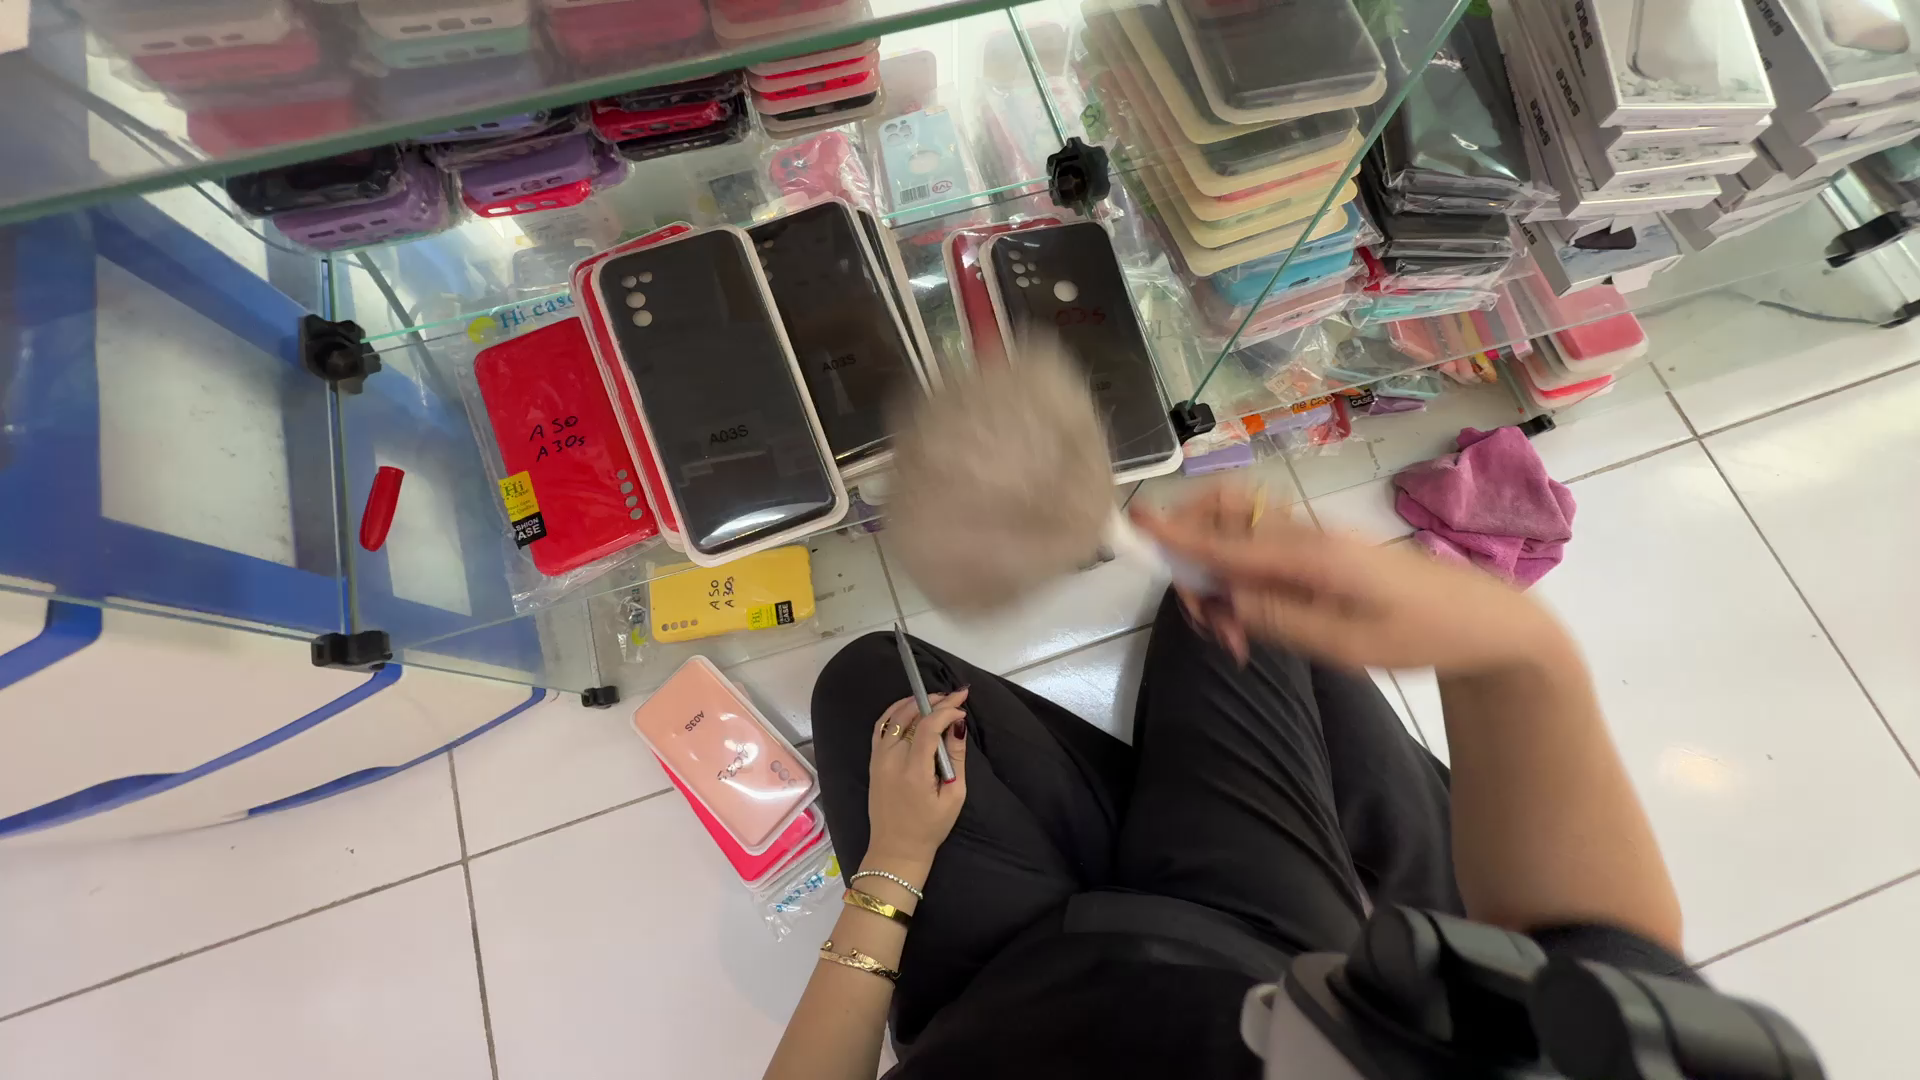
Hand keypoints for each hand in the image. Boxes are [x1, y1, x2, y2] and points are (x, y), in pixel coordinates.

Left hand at [864, 689, 968, 869]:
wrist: (896, 849)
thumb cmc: (930, 827)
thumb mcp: (954, 796)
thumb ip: (956, 758)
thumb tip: (959, 725)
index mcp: (913, 771)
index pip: (928, 726)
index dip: (946, 711)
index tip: (962, 708)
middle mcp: (891, 760)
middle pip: (910, 716)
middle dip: (934, 701)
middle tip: (954, 695)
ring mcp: (878, 759)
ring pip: (893, 717)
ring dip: (914, 702)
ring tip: (936, 698)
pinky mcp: (873, 761)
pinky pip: (881, 727)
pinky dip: (895, 712)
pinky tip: (910, 707)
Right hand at [1132, 488, 1569, 673]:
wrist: (1484, 621)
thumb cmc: (1420, 637)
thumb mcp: (1346, 645)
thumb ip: (1278, 617)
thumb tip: (1224, 595)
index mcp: (1312, 555)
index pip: (1227, 541)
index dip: (1177, 533)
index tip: (1135, 521)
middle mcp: (1305, 534)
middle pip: (1222, 522)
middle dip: (1193, 563)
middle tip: (1209, 623)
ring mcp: (1310, 536)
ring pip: (1235, 536)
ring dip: (1216, 577)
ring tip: (1235, 636)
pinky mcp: (1315, 546)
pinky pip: (1258, 549)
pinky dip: (1238, 577)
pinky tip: (1251, 619)